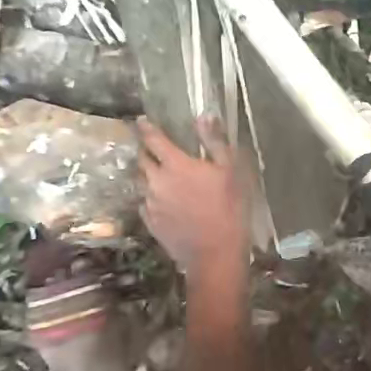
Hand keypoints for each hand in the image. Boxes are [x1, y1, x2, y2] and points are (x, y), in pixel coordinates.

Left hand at [135, 116, 249, 289]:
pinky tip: (161, 200)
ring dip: (147, 174)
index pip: (153, 140)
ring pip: (142, 182)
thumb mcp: (229, 170)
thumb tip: (204, 116)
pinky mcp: (150, 223)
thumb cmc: (228, 208)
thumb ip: (214, 141)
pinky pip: (144, 203)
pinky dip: (150, 197)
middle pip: (142, 160)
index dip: (146, 128)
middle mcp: (156, 182)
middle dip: (145, 151)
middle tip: (152, 148)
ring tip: (157, 174)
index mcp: (175, 165)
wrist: (214, 254)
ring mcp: (151, 204)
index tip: (140, 121)